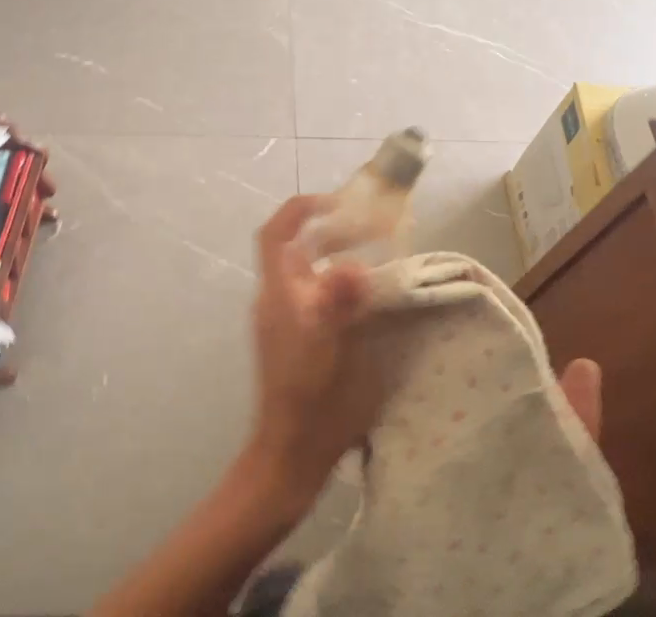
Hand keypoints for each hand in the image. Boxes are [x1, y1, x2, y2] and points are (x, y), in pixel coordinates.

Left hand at [246, 195, 386, 502]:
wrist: (291, 453)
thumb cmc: (310, 400)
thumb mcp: (329, 349)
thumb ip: (338, 304)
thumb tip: (352, 265)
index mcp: (279, 296)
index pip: (275, 235)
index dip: (300, 210)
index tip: (337, 202)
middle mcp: (277, 301)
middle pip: (296, 250)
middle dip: (332, 231)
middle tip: (375, 229)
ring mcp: (286, 322)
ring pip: (308, 273)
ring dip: (339, 257)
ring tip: (380, 257)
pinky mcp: (298, 340)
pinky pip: (316, 297)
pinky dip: (340, 285)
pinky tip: (370, 298)